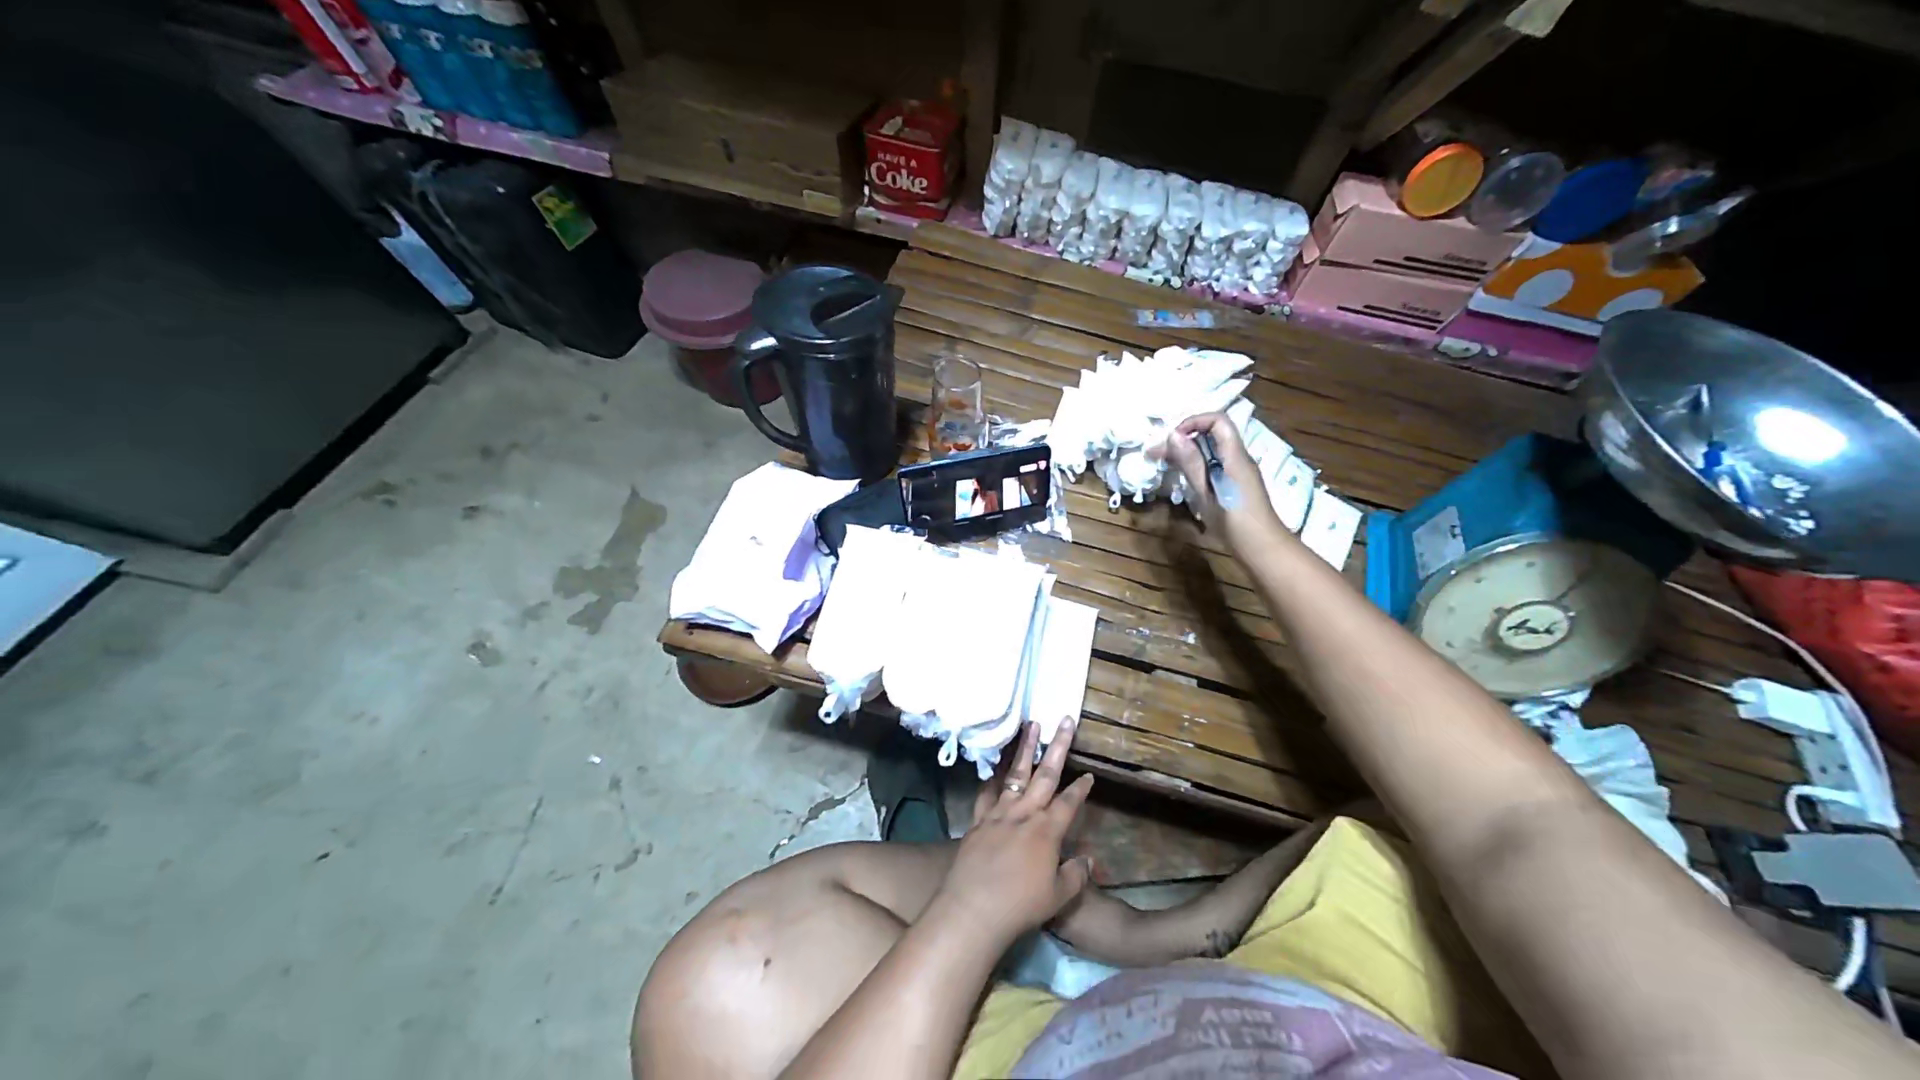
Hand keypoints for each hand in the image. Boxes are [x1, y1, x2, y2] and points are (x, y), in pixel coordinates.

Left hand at [932, 720, 1094, 947]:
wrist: (973, 909)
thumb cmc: (1020, 906)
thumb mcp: (1058, 896)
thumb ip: (1075, 875)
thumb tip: (1087, 859)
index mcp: (1047, 831)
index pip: (1069, 803)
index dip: (1081, 788)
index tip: (1089, 774)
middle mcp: (1024, 814)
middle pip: (1045, 775)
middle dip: (1058, 747)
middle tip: (1065, 721)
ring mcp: (998, 814)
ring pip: (1015, 775)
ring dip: (1025, 749)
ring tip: (1032, 725)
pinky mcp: (977, 821)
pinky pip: (987, 793)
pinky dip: (992, 779)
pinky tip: (995, 769)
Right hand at [1161, 413, 1286, 554]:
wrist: (1262, 548)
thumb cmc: (1234, 520)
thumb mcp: (1207, 492)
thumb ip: (1192, 462)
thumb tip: (1174, 435)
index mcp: (1234, 455)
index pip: (1217, 420)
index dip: (1193, 422)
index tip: (1172, 439)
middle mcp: (1238, 459)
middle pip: (1211, 435)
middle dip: (1183, 439)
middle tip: (1155, 454)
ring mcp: (1237, 472)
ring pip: (1210, 451)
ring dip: (1186, 453)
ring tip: (1163, 464)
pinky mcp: (1234, 485)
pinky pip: (1213, 465)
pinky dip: (1195, 465)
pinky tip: (1181, 478)